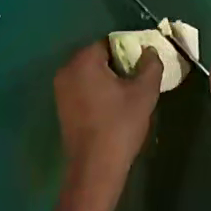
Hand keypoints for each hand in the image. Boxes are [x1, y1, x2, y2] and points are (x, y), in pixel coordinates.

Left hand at [55, 41, 162, 190]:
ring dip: (108, 80)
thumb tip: (149, 50)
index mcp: (83, 61)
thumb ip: (150, 65)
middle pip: (98, 58)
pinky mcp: (61, 108)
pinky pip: (82, 89)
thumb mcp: (144, 92)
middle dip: (119, 65)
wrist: (95, 168)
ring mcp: (61, 90)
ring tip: (128, 96)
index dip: (129, 51)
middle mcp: (67, 70)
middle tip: (138, 81)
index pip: (109, 43)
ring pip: (90, 75)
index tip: (143, 66)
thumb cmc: (120, 125)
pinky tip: (112, 109)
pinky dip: (97, 93)